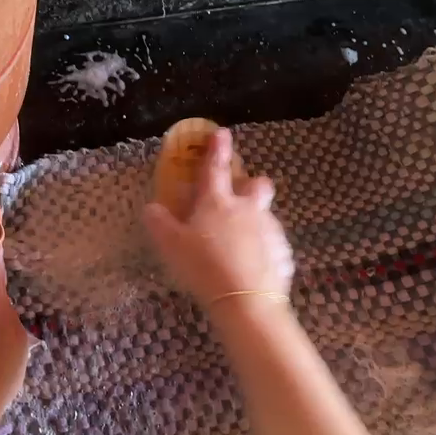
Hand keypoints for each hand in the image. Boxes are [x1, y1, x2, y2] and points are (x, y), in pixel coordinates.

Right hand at [141, 129, 293, 308]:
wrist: (246, 301)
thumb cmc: (203, 267)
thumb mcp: (170, 246)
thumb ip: (159, 223)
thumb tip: (152, 208)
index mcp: (217, 202)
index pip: (215, 168)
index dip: (217, 149)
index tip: (221, 133)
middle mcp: (247, 210)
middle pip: (257, 184)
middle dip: (252, 184)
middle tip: (240, 195)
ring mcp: (269, 230)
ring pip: (265, 215)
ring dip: (254, 221)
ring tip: (239, 244)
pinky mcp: (283, 253)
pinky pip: (273, 245)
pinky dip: (263, 250)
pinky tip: (250, 267)